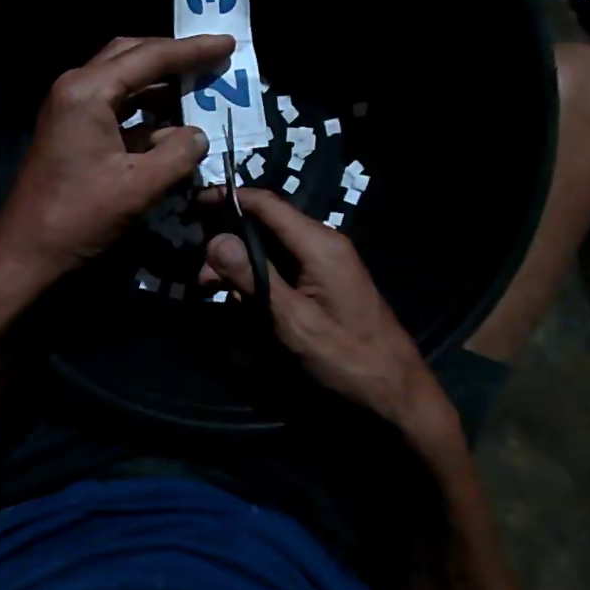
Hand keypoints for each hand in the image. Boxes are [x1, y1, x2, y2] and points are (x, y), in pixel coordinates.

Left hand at [0, 34, 234, 300]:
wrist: (28, 254)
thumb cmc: (79, 218)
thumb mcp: (139, 187)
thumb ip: (177, 154)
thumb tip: (197, 134)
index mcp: (86, 92)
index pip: (149, 57)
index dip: (191, 50)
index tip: (227, 43)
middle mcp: (73, 90)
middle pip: (130, 56)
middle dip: (172, 57)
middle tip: (212, 58)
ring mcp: (67, 111)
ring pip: (121, 82)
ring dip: (158, 85)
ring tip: (199, 87)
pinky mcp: (69, 133)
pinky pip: (113, 108)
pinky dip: (143, 112)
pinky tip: (170, 125)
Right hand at [201, 188, 458, 442]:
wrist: (394, 391)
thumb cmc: (345, 356)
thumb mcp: (292, 320)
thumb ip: (253, 278)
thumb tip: (215, 240)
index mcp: (319, 244)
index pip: (267, 204)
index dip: (229, 198)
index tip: (194, 203)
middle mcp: (323, 244)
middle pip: (265, 225)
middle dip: (227, 243)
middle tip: (200, 276)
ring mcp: (325, 262)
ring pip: (270, 248)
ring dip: (239, 266)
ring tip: (214, 293)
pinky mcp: (323, 281)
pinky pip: (282, 267)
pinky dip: (257, 278)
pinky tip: (242, 303)